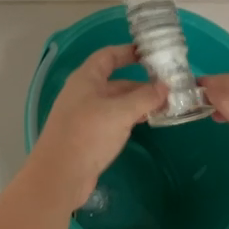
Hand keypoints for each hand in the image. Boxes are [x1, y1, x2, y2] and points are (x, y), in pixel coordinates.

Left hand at [28, 45, 167, 210]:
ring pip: (117, 102)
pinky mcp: (89, 135)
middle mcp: (84, 93)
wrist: (59, 176)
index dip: (128, 52)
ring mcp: (86, 115)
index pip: (108, 56)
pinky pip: (114, 119)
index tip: (150, 53)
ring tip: (166, 105)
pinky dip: (131, 117)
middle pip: (116, 81)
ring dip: (139, 102)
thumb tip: (166, 86)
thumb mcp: (120, 113)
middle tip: (169, 87)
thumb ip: (144, 98)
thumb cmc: (88, 134)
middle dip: (141, 84)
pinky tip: (147, 121)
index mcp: (86, 79)